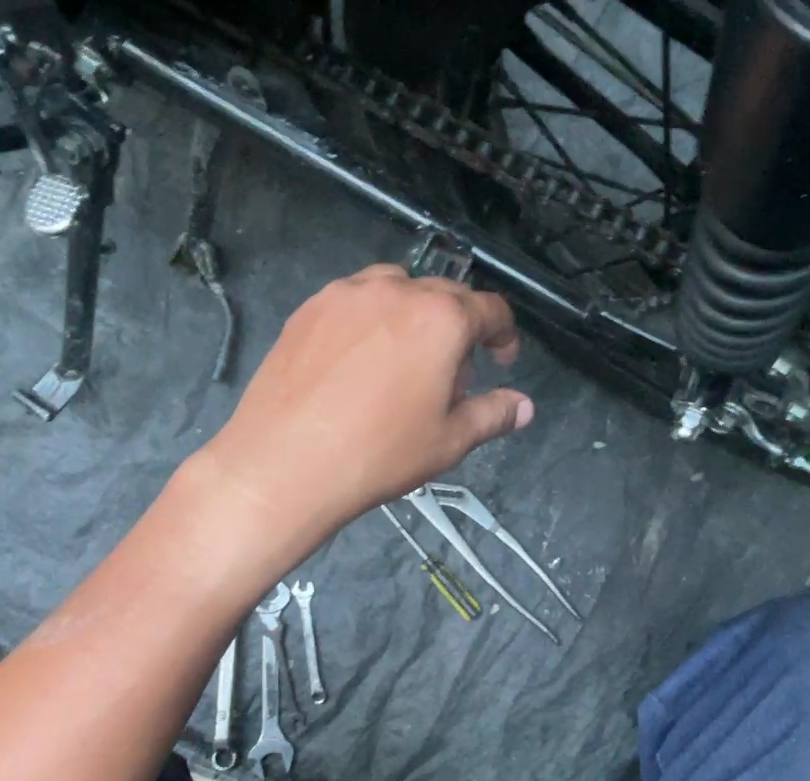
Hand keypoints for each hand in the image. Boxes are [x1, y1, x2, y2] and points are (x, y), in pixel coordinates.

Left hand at [201, 265, 529, 532]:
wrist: (285, 462)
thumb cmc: (379, 453)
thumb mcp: (449, 441)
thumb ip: (493, 415)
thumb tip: (524, 407)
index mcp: (441, 319)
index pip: (490, 310)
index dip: (504, 336)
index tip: (502, 361)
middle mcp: (397, 291)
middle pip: (444, 295)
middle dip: (459, 329)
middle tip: (451, 377)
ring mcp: (347, 294)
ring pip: (397, 290)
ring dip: (414, 316)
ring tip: (405, 363)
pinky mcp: (310, 308)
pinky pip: (355, 301)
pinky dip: (372, 320)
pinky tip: (361, 363)